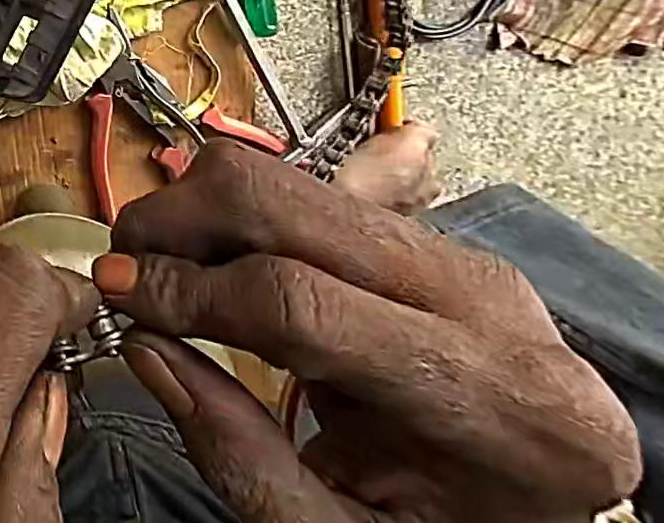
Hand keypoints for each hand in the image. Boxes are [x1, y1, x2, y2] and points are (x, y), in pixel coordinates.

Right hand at [93, 134, 641, 522]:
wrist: (545, 510)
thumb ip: (238, 456)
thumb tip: (143, 345)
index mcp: (494, 400)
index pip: (297, 301)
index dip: (188, 289)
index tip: (118, 292)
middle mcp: (477, 294)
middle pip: (279, 200)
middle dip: (176, 219)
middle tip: (128, 264)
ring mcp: (446, 247)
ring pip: (279, 175)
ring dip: (197, 208)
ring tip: (167, 265)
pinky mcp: (411, 228)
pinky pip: (300, 185)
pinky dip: (235, 209)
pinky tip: (214, 249)